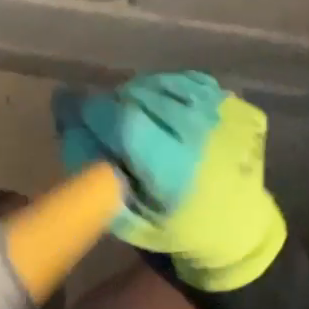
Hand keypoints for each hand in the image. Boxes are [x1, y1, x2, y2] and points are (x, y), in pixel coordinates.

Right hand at [53, 71, 285, 291]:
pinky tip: (163, 109)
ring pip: (160, 84)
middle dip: (111, 105)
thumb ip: (88, 165)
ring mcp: (227, 121)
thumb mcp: (118, 211)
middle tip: (106, 125)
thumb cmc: (170, 223)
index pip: (122, 119)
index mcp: (172, 171)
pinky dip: (167, 89)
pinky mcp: (241, 110)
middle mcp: (203, 139)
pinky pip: (189, 82)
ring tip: (134, 116)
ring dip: (137, 95)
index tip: (73, 116)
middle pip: (137, 96)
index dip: (89, 111)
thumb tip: (67, 118)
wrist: (238, 227)